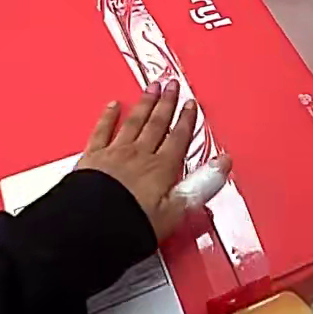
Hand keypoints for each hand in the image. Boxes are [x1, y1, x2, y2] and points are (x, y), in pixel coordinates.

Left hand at [76, 80, 201, 239]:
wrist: (88, 228)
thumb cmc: (131, 225)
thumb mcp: (175, 212)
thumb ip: (201, 186)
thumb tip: (223, 164)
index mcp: (161, 168)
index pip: (179, 137)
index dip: (186, 120)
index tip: (190, 105)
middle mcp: (140, 155)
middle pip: (157, 123)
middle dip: (166, 103)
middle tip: (172, 85)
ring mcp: (114, 153)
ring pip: (133, 122)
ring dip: (144, 103)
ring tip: (151, 88)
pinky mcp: (91, 158)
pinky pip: (102, 131)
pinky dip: (108, 117)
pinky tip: (113, 106)